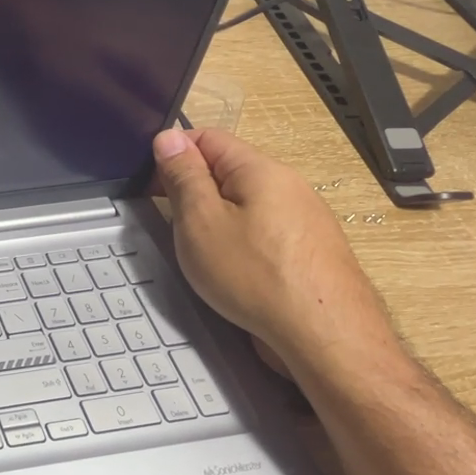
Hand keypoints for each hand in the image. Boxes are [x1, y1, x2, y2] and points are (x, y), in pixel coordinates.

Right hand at [150, 128, 396, 372]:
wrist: (326, 338)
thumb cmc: (254, 275)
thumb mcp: (200, 221)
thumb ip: (183, 176)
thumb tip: (169, 137)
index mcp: (261, 170)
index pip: (208, 137)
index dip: (172, 152)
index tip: (149, 184)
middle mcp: (289, 186)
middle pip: (227, 169)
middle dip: (191, 186)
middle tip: (167, 219)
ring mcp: (305, 219)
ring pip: (244, 201)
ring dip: (213, 214)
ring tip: (195, 246)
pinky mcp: (310, 250)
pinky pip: (263, 227)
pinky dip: (237, 237)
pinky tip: (230, 266)